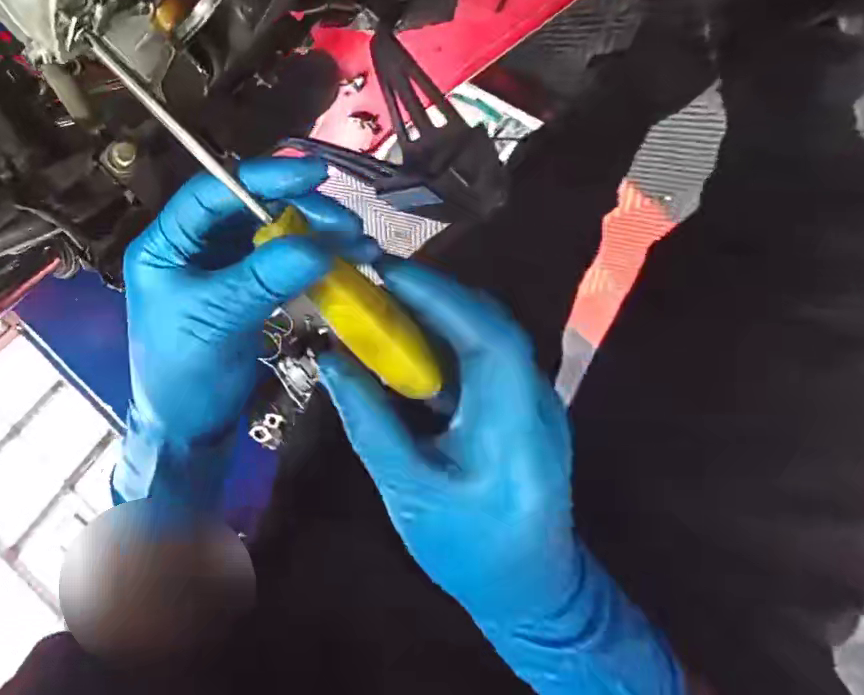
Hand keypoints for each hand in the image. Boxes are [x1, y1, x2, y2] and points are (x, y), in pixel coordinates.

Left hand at [116, 157, 379, 506]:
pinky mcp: (248, 281)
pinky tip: (347, 259)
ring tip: (358, 242)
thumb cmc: (182, 375)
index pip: (211, 192)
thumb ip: (263, 278)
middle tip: (346, 222)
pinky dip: (314, 256)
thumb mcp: (217, 320)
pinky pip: (283, 256)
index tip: (311, 173)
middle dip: (299, 207)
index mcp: (167, 243)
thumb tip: (318, 245)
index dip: (261, 175)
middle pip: (248, 204)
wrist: (188, 430)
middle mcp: (194, 243)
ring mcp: (223, 261)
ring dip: (315, 230)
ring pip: (271, 227)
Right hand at [321, 261, 684, 694]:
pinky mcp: (520, 400)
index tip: (387, 272)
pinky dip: (444, 333)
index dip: (439, 296)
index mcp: (514, 424)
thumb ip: (369, 421)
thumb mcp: (408, 489)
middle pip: (489, 321)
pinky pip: (483, 350)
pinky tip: (409, 338)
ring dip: (438, 308)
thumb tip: (329, 360)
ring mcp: (533, 397)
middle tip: (377, 278)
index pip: (487, 337)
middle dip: (433, 292)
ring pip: (488, 329)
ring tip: (386, 298)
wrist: (533, 591)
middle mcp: (534, 398)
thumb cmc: (468, 547)